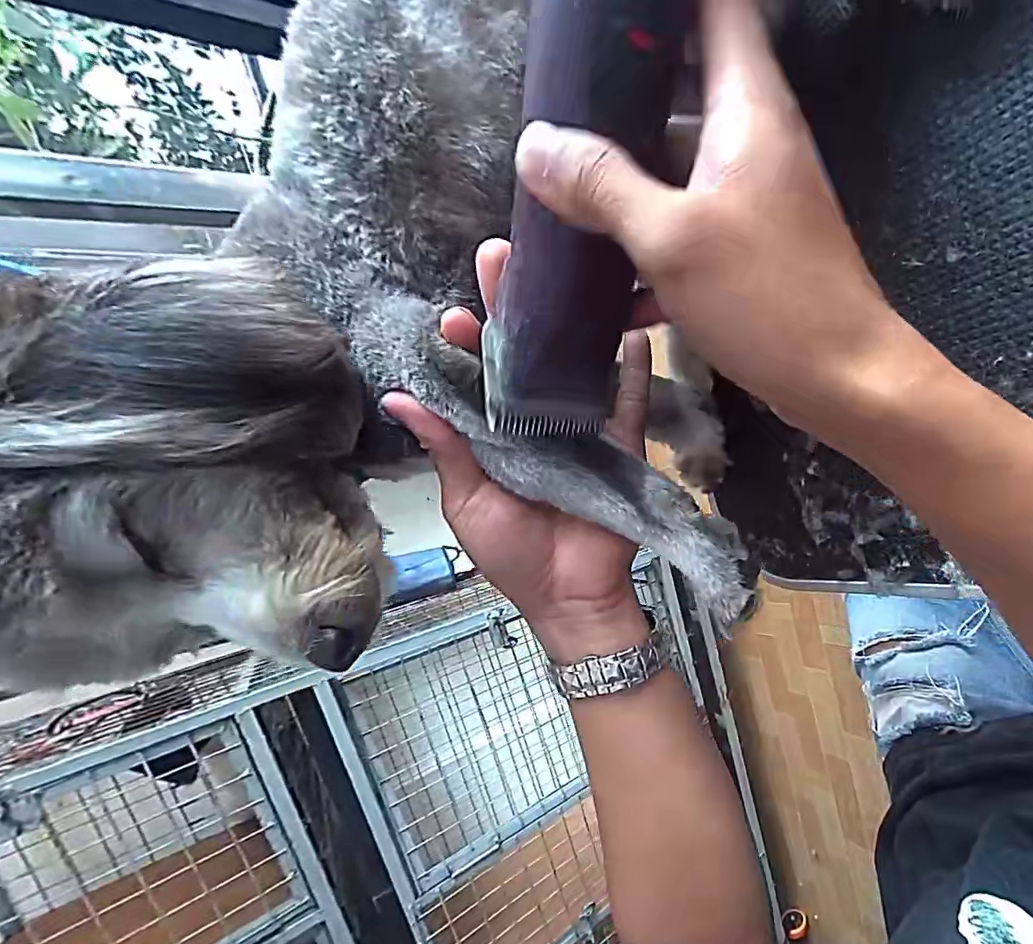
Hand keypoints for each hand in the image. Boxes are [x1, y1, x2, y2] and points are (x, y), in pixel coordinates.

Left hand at [383, 239, 653, 659]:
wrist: (569, 595)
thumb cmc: (513, 554)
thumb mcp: (468, 502)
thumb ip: (446, 450)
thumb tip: (400, 399)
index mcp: (496, 434)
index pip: (479, 377)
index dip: (467, 344)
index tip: (453, 317)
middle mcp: (539, 422)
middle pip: (526, 357)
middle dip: (513, 310)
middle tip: (500, 258)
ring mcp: (583, 430)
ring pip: (575, 368)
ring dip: (569, 326)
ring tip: (562, 278)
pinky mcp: (621, 445)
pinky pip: (628, 403)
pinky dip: (632, 370)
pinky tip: (630, 332)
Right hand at [511, 0, 944, 431]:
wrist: (841, 379)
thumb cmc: (767, 299)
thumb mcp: (671, 239)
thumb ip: (603, 185)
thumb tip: (537, 146)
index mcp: (747, 107)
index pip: (713, 7)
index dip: (659, 7)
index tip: (603, 22)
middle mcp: (756, 141)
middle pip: (683, 87)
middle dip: (621, 97)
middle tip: (562, 117)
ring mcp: (756, 199)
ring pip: (680, 167)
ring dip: (629, 183)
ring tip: (567, 197)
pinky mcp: (752, 252)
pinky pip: (692, 229)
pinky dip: (654, 248)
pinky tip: (615, 288)